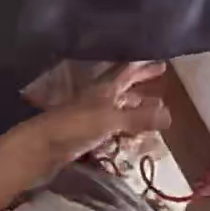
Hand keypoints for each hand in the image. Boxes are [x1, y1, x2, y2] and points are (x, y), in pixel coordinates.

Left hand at [14, 61, 170, 173]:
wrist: (39, 150)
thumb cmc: (73, 127)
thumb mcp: (109, 119)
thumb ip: (138, 117)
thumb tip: (170, 114)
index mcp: (104, 88)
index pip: (128, 71)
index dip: (143, 65)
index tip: (162, 61)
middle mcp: (100, 99)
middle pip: (125, 88)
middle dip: (142, 83)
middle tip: (160, 77)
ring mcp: (93, 118)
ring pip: (121, 109)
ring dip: (138, 109)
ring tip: (157, 109)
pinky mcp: (88, 137)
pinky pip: (115, 130)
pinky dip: (128, 131)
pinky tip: (137, 137)